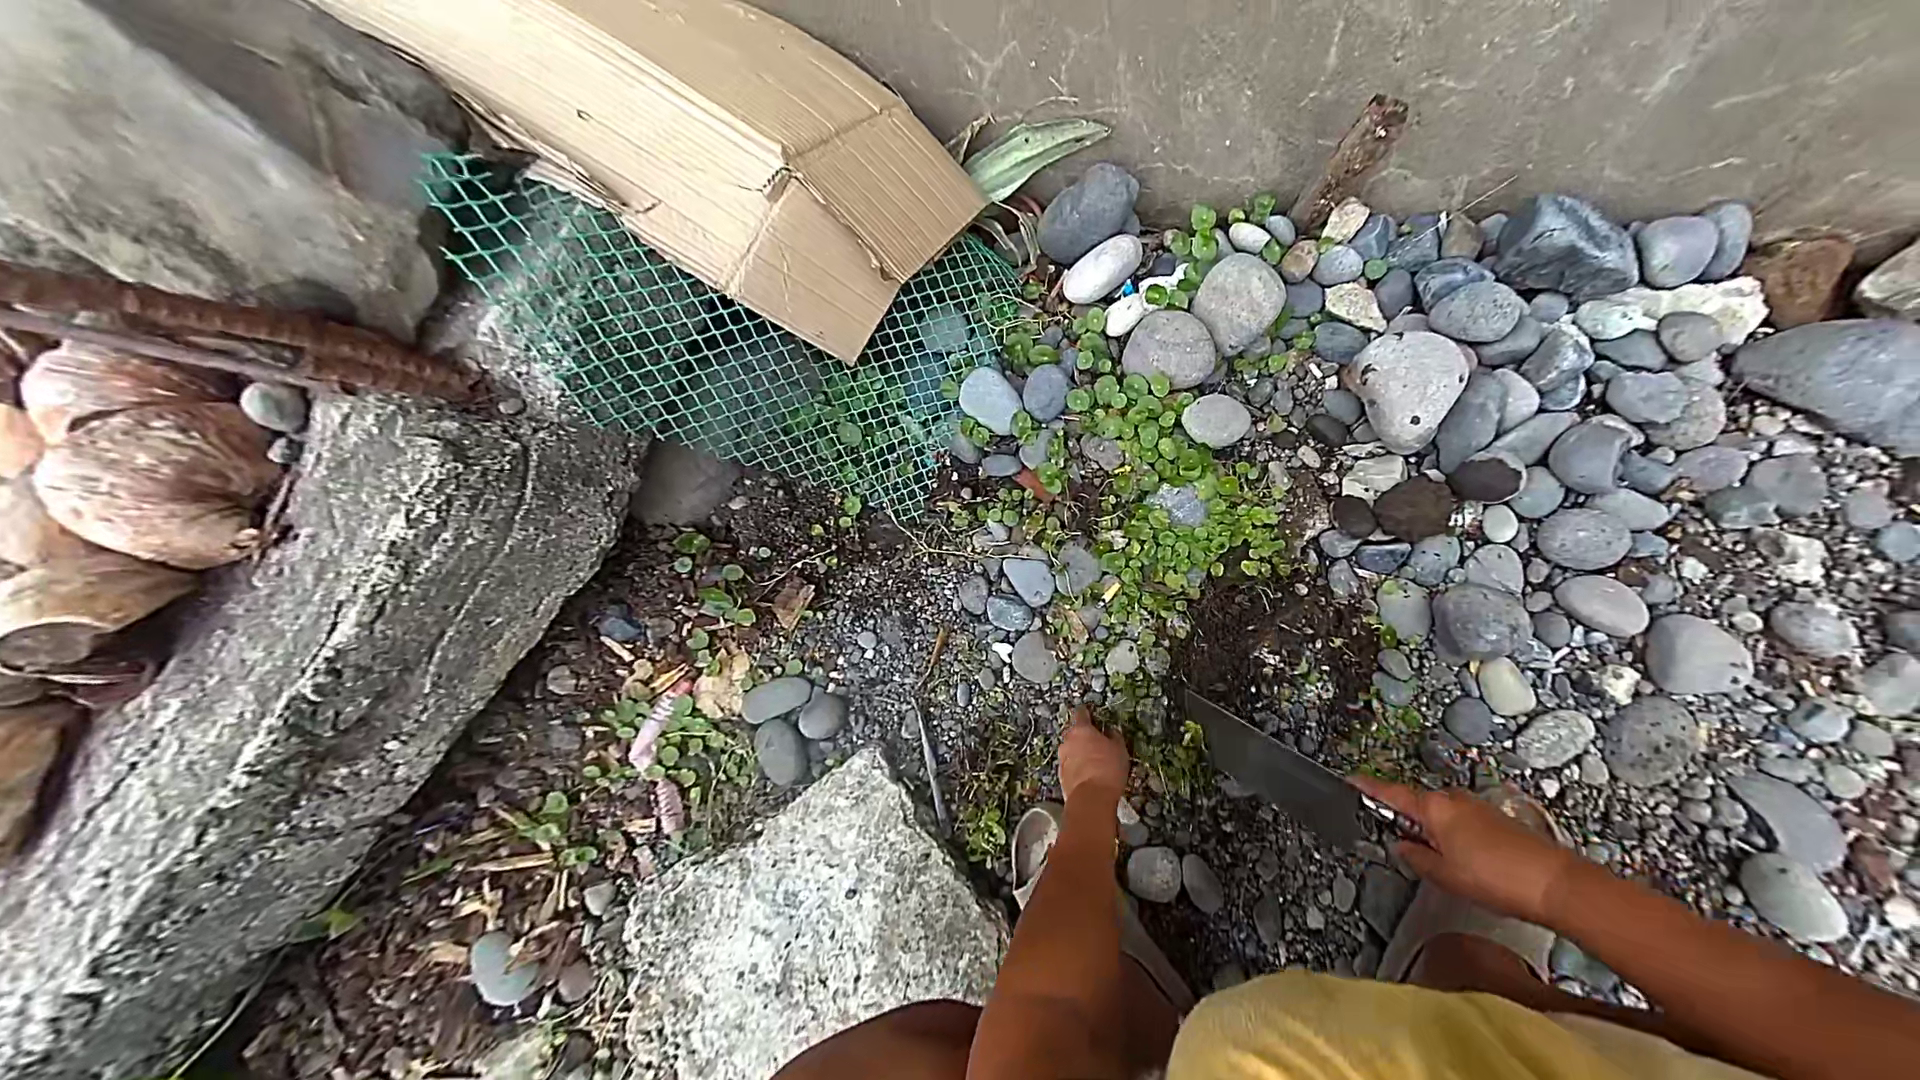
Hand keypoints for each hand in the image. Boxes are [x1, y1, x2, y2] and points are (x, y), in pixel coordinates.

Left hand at [1058, 706, 1127, 803]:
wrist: (1091, 799)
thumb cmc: (1107, 770)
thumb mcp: (1119, 749)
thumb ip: (1114, 736)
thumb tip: (1111, 731)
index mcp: (1080, 730)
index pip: (1081, 713)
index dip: (1087, 712)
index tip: (1091, 712)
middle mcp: (1067, 741)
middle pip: (1074, 732)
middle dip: (1084, 735)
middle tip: (1097, 741)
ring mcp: (1062, 758)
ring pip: (1071, 749)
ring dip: (1079, 751)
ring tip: (1095, 760)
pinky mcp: (1061, 775)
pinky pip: (1070, 764)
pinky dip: (1077, 766)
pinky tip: (1089, 773)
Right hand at [1350, 775, 1586, 925]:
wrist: (1560, 886)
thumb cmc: (1501, 879)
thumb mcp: (1443, 875)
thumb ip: (1414, 857)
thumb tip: (1401, 847)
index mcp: (1433, 807)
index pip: (1389, 793)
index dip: (1367, 788)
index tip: (1352, 781)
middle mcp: (1454, 800)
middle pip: (1417, 804)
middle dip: (1407, 821)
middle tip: (1402, 843)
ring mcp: (1478, 807)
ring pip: (1442, 814)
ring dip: (1434, 831)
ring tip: (1440, 861)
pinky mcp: (1498, 819)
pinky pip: (1462, 821)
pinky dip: (1455, 835)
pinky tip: (1466, 861)